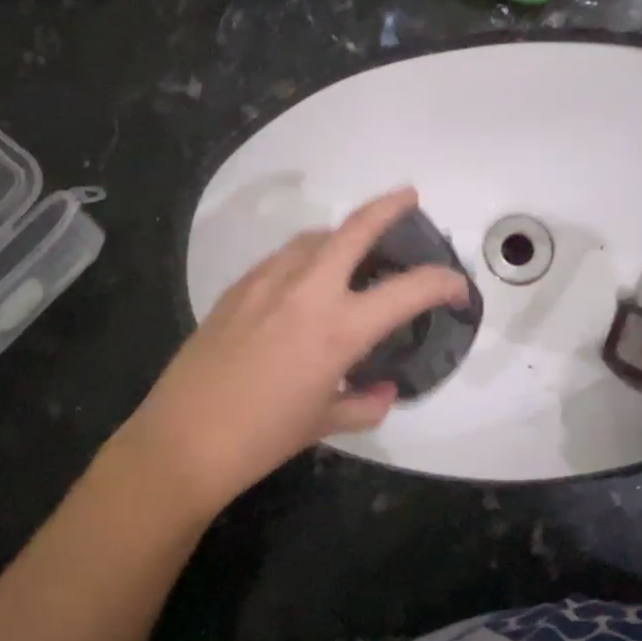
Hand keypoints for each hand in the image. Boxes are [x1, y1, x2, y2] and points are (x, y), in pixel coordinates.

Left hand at [118, 188, 468, 511]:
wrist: (183, 441)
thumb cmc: (263, 437)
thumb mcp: (325, 422)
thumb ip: (364, 402)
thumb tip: (384, 391)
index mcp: (340, 328)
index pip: (410, 289)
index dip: (445, 283)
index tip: (458, 289)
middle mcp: (308, 291)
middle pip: (355, 229)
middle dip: (388, 206)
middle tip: (409, 199)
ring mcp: (268, 283)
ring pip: (313, 238)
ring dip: (341, 234)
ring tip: (353, 247)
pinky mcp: (237, 289)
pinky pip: (281, 258)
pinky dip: (304, 256)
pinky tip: (303, 280)